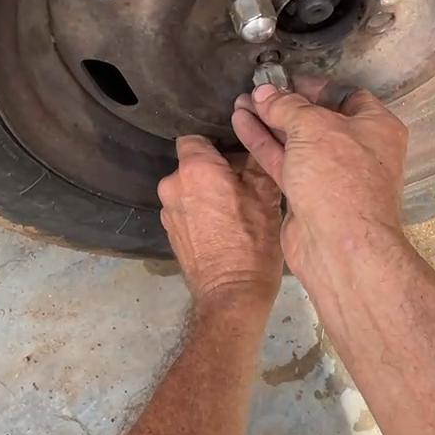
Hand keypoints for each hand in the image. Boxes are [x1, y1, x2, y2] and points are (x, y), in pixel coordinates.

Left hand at [157, 135, 284, 317]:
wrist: (230, 296)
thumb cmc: (252, 243)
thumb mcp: (266, 197)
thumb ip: (258, 160)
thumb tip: (258, 137)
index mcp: (194, 169)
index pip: (196, 137)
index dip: (217, 143)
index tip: (237, 155)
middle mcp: (172, 185)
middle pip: (193, 163)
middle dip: (215, 169)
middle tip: (244, 183)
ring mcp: (167, 210)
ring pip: (189, 187)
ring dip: (207, 191)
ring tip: (236, 208)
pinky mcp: (169, 232)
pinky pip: (185, 209)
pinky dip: (201, 211)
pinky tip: (223, 227)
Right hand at [231, 83, 409, 301]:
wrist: (340, 245)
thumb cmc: (339, 177)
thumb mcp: (313, 128)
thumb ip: (286, 106)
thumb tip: (265, 92)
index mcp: (375, 127)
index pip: (346, 95)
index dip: (313, 85)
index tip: (284, 79)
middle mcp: (357, 149)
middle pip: (316, 118)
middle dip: (284, 104)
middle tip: (255, 91)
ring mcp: (330, 174)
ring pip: (295, 140)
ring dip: (268, 122)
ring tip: (240, 102)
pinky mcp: (307, 194)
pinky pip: (283, 161)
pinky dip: (263, 143)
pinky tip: (240, 124)